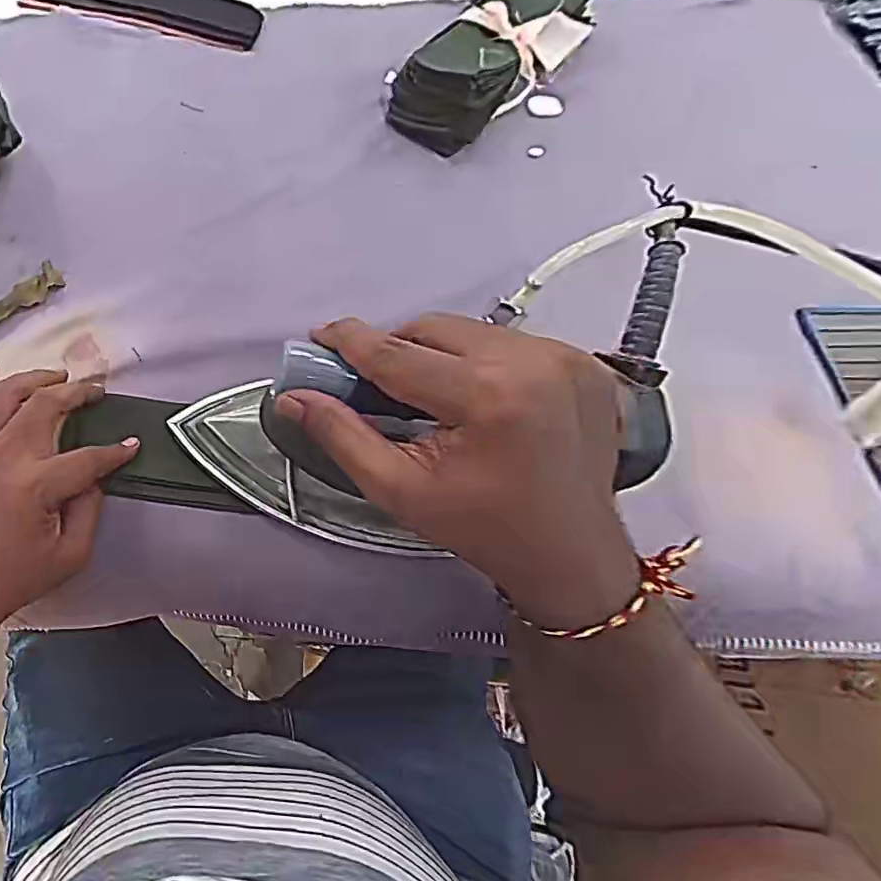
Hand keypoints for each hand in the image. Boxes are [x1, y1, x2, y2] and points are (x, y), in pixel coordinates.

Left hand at [0, 362, 138, 640]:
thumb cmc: (13, 579)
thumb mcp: (70, 555)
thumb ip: (89, 509)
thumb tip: (92, 477)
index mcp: (34, 485)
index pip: (86, 457)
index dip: (114, 451)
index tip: (130, 445)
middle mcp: (2, 457)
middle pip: (44, 407)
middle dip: (76, 393)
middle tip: (95, 391)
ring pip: (4, 396)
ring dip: (33, 379)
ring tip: (57, 376)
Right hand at [273, 314, 639, 627]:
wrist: (566, 552)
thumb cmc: (488, 530)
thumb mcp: (399, 489)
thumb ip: (342, 436)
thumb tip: (299, 400)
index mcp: (489, 397)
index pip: (397, 353)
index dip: (350, 342)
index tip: (323, 337)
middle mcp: (534, 364)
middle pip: (433, 329)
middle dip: (394, 350)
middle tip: (372, 383)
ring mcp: (565, 360)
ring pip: (469, 330)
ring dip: (436, 354)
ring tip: (427, 400)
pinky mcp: (581, 363)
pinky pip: (507, 341)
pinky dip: (477, 360)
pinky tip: (471, 401)